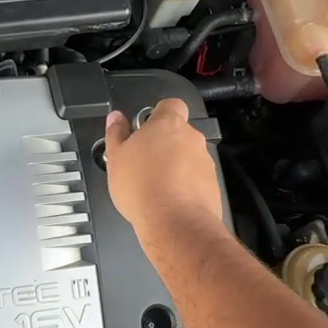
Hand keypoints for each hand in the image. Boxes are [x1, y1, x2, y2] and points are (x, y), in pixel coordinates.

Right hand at [104, 98, 222, 241]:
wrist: (174, 222)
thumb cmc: (142, 186)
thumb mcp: (116, 158)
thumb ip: (116, 133)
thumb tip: (115, 118)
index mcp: (168, 124)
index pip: (170, 104)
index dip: (158, 114)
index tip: (144, 129)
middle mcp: (191, 138)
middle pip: (178, 133)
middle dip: (163, 144)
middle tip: (143, 161)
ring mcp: (204, 161)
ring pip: (187, 156)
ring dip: (174, 165)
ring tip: (154, 185)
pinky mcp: (212, 184)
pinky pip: (195, 178)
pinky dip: (184, 185)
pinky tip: (167, 199)